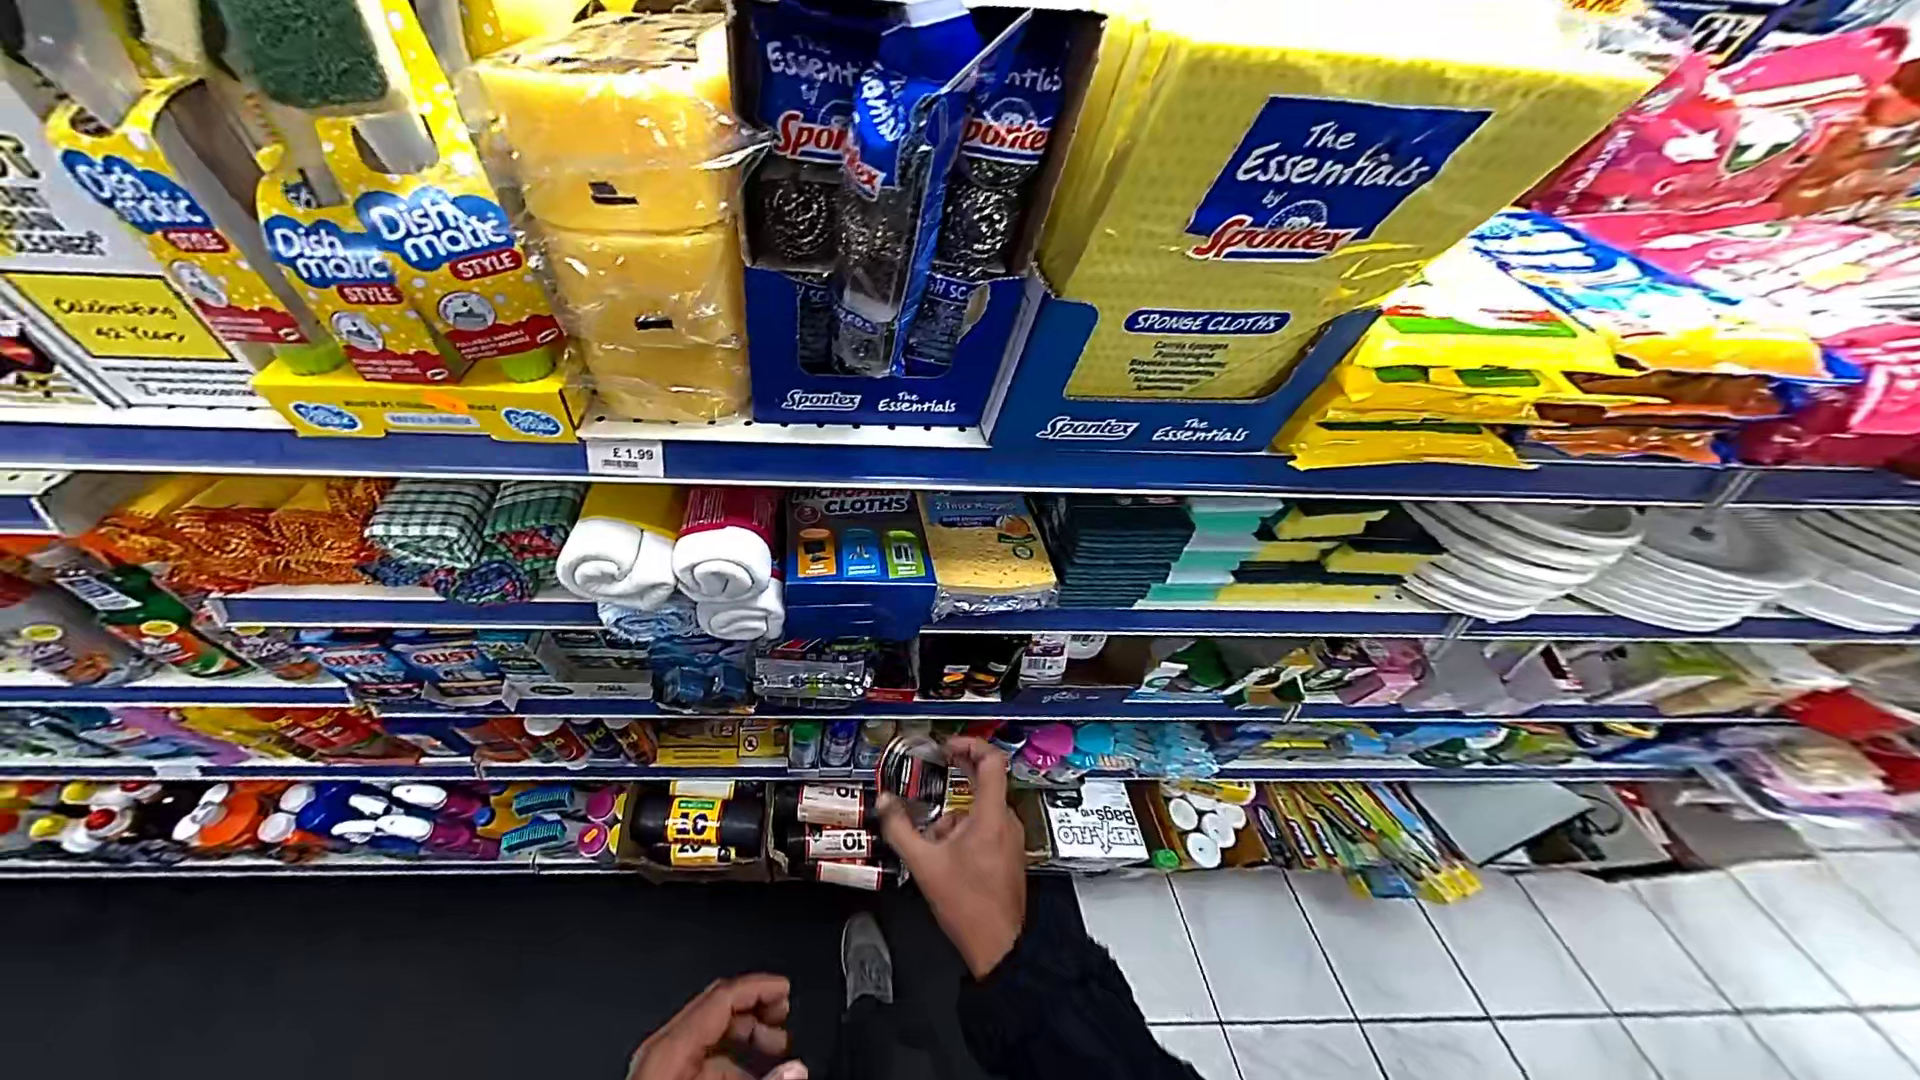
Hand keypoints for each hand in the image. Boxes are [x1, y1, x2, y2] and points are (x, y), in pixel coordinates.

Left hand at [626, 974, 806, 1079]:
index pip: (721, 995)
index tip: (786, 993)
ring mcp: (656, 1073)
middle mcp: (659, 1055)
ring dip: (746, 1043)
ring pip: (710, 1039)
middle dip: (756, 1015)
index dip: (759, 987)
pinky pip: (700, 1065)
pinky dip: (729, 1067)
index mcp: (668, 1050)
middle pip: (716, 1012)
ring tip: (774, 1059)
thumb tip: (794, 1070)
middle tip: (785, 1024)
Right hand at [877, 737, 1025, 978]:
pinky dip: (966, 828)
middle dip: (960, 770)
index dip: (970, 744)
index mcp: (990, 815)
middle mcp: (1006, 820)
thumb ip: (900, 828)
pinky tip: (948, 852)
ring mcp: (1011, 837)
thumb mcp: (924, 863)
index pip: (991, 760)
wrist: (998, 945)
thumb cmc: (969, 907)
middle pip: (988, 778)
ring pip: (983, 807)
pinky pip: (987, 825)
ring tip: (935, 835)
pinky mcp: (1009, 851)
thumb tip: (886, 804)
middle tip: (942, 762)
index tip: (949, 745)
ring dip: (957, 811)